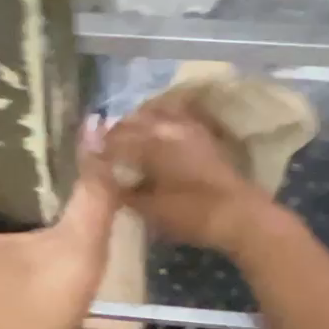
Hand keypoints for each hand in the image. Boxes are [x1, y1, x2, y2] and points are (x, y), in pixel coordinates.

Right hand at [104, 99, 277, 252]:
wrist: (240, 216)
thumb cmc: (191, 215)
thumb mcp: (151, 209)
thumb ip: (126, 192)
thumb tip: (109, 183)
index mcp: (150, 144)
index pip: (115, 140)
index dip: (99, 148)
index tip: (89, 156)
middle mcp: (168, 127)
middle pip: (134, 121)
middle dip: (116, 131)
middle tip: (105, 147)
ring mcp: (189, 127)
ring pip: (157, 113)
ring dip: (139, 120)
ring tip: (130, 136)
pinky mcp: (205, 134)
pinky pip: (178, 116)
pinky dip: (163, 118)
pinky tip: (158, 131)